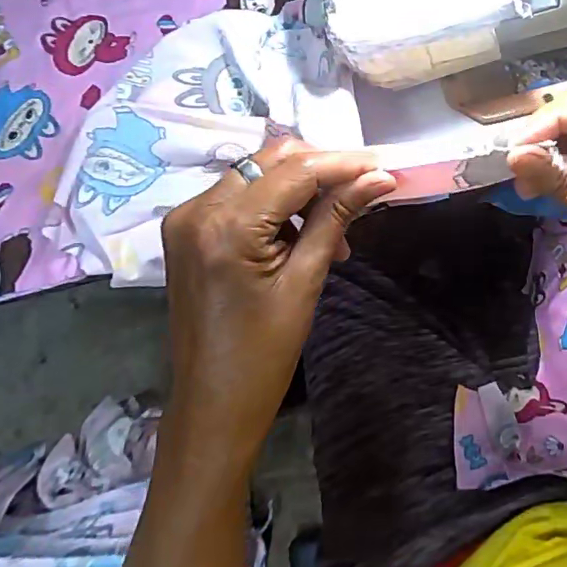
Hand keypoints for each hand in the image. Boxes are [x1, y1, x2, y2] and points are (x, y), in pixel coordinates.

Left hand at [159, 138, 396, 458]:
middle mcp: (197, 209)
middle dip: (319, 169)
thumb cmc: (264, 355)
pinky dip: (274, 204)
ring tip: (334, 229)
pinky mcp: (186, 229)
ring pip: (255, 174)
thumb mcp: (305, 280)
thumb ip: (337, 217)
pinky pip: (238, 196)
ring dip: (299, 188)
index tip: (380, 166)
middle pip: (269, 161)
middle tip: (360, 192)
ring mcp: (186, 217)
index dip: (341, 164)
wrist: (212, 405)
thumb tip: (379, 178)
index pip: (293, 171)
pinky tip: (301, 232)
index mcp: (226, 226)